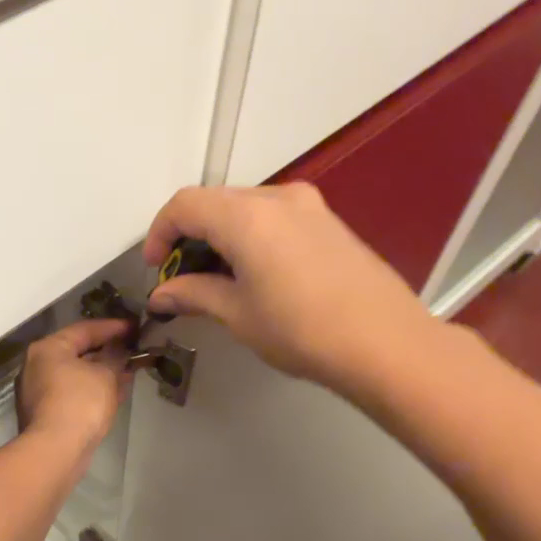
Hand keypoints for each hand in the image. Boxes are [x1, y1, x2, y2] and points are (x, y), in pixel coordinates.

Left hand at [15, 318, 133, 447]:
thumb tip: (120, 350)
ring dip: (102, 374)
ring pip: (76, 375)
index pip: (84, 329)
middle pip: (77, 352)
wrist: (56, 450)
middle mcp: (36, 366)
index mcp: (48, 348)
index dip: (113, 327)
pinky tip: (114, 394)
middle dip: (107, 352)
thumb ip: (116, 357)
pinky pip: (72, 394)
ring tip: (129, 373)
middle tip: (133, 351)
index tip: (135, 328)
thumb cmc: (80, 403)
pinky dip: (92, 391)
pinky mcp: (44, 414)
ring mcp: (37, 392)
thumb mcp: (105, 374)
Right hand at [142, 184, 440, 389]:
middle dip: (190, 237)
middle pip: (215, 202)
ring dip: (220, 238)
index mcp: (247, 216)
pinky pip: (274, 219)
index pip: (185, 205)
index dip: (160, 234)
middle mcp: (277, 198)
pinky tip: (253, 278)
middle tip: (182, 281)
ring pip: (245, 209)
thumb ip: (194, 294)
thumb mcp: (238, 315)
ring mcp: (309, 207)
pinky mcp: (328, 223)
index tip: (156, 270)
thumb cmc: (301, 331)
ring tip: (216, 284)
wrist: (383, 343)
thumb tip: (164, 293)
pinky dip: (250, 239)